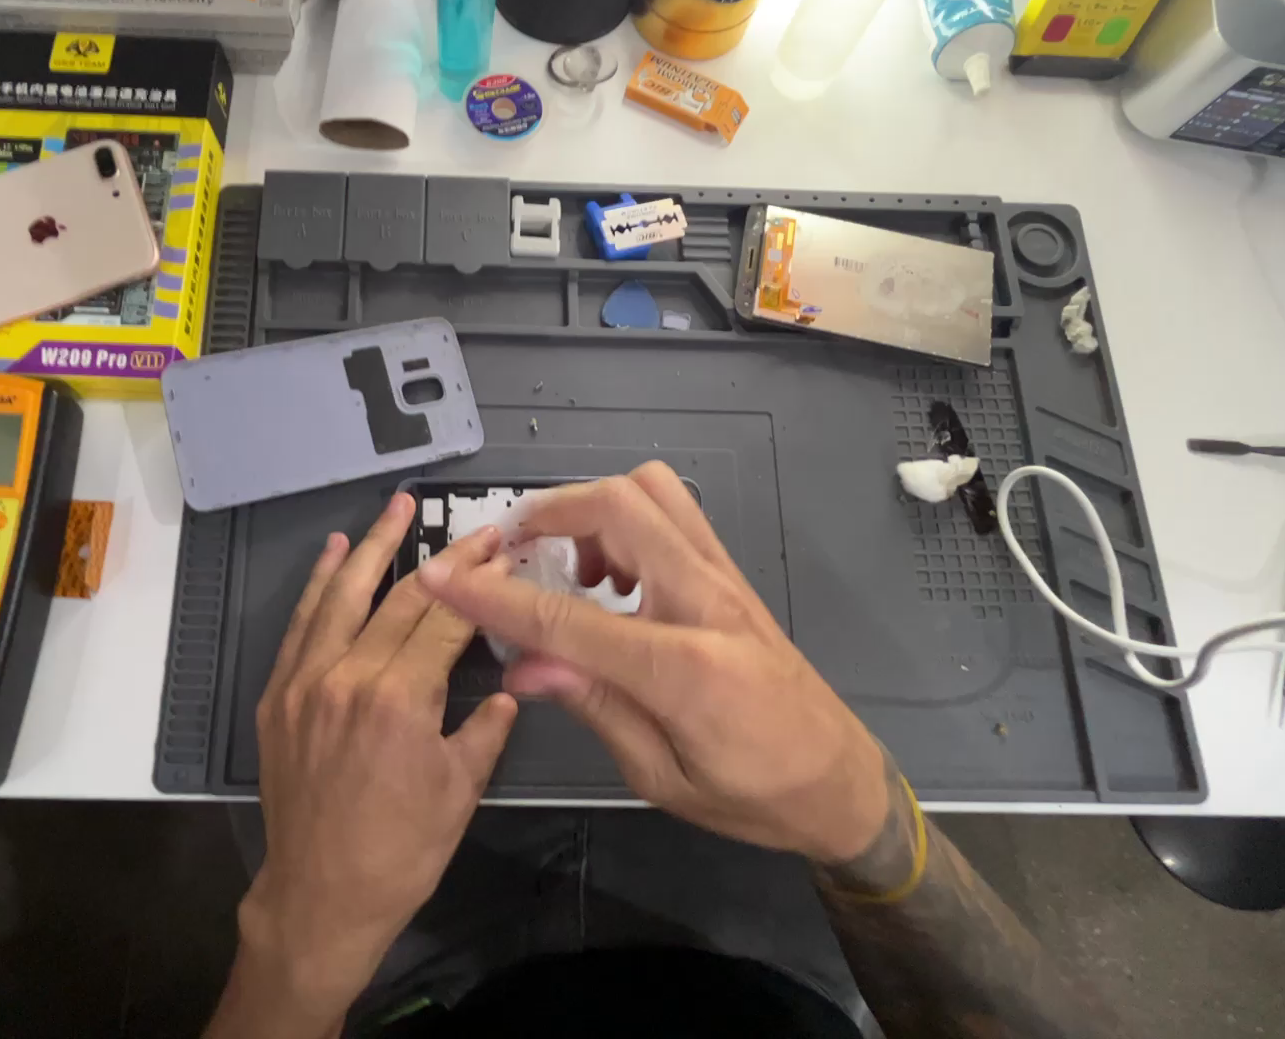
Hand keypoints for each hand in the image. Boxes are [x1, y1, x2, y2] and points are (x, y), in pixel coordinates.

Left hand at [238, 493, 517, 1012]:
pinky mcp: (279, 693)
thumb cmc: (401, 851)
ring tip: (397, 505)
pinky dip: (318, 583)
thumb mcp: (461, 791)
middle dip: (445, 558)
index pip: (448, 620)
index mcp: (401, 699)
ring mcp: (306, 680)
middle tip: (475, 529)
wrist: (320, 897)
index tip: (503, 554)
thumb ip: (486, 728)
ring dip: (373, 546)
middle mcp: (350, 675)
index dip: (480, 583)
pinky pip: (301, 624)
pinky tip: (333, 551)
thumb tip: (510, 687)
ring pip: (343, 595)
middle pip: (403, 599)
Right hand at [416, 462, 889, 863]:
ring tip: (571, 565)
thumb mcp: (660, 775)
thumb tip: (522, 665)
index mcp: (683, 668)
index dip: (496, 597)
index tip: (444, 577)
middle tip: (515, 550)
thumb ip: (593, 704)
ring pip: (651, 491)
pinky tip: (611, 574)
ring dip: (592, 509)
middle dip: (550, 512)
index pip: (568, 618)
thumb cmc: (751, 794)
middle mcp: (705, 599)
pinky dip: (625, 517)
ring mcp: (724, 576)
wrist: (840, 781)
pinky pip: (673, 510)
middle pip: (619, 507)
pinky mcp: (730, 572)